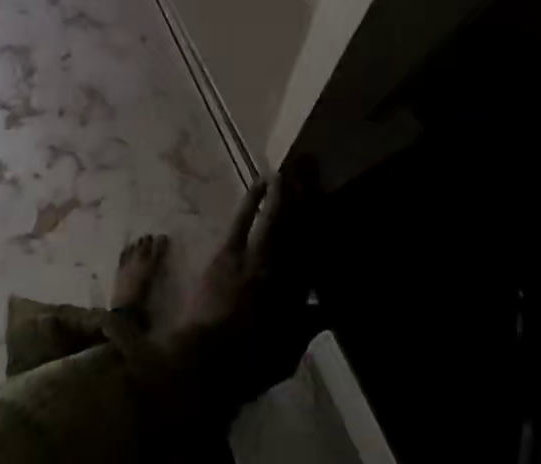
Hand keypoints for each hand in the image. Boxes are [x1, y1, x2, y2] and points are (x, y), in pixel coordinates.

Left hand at [175, 160, 328, 411]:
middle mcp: (284, 274)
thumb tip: (328, 311)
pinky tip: (264, 180)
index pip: (315, 261)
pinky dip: (256, 197)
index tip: (331, 218)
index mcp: (299, 299)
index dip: (323, 237)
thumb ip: (307, 329)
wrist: (210, 361)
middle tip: (317, 182)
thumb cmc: (248, 366)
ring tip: (294, 173)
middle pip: (302, 234)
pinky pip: (246, 218)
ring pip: (278, 220)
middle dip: (310, 207)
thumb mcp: (287, 355)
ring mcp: (257, 259)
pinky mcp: (231, 252)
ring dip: (287, 196)